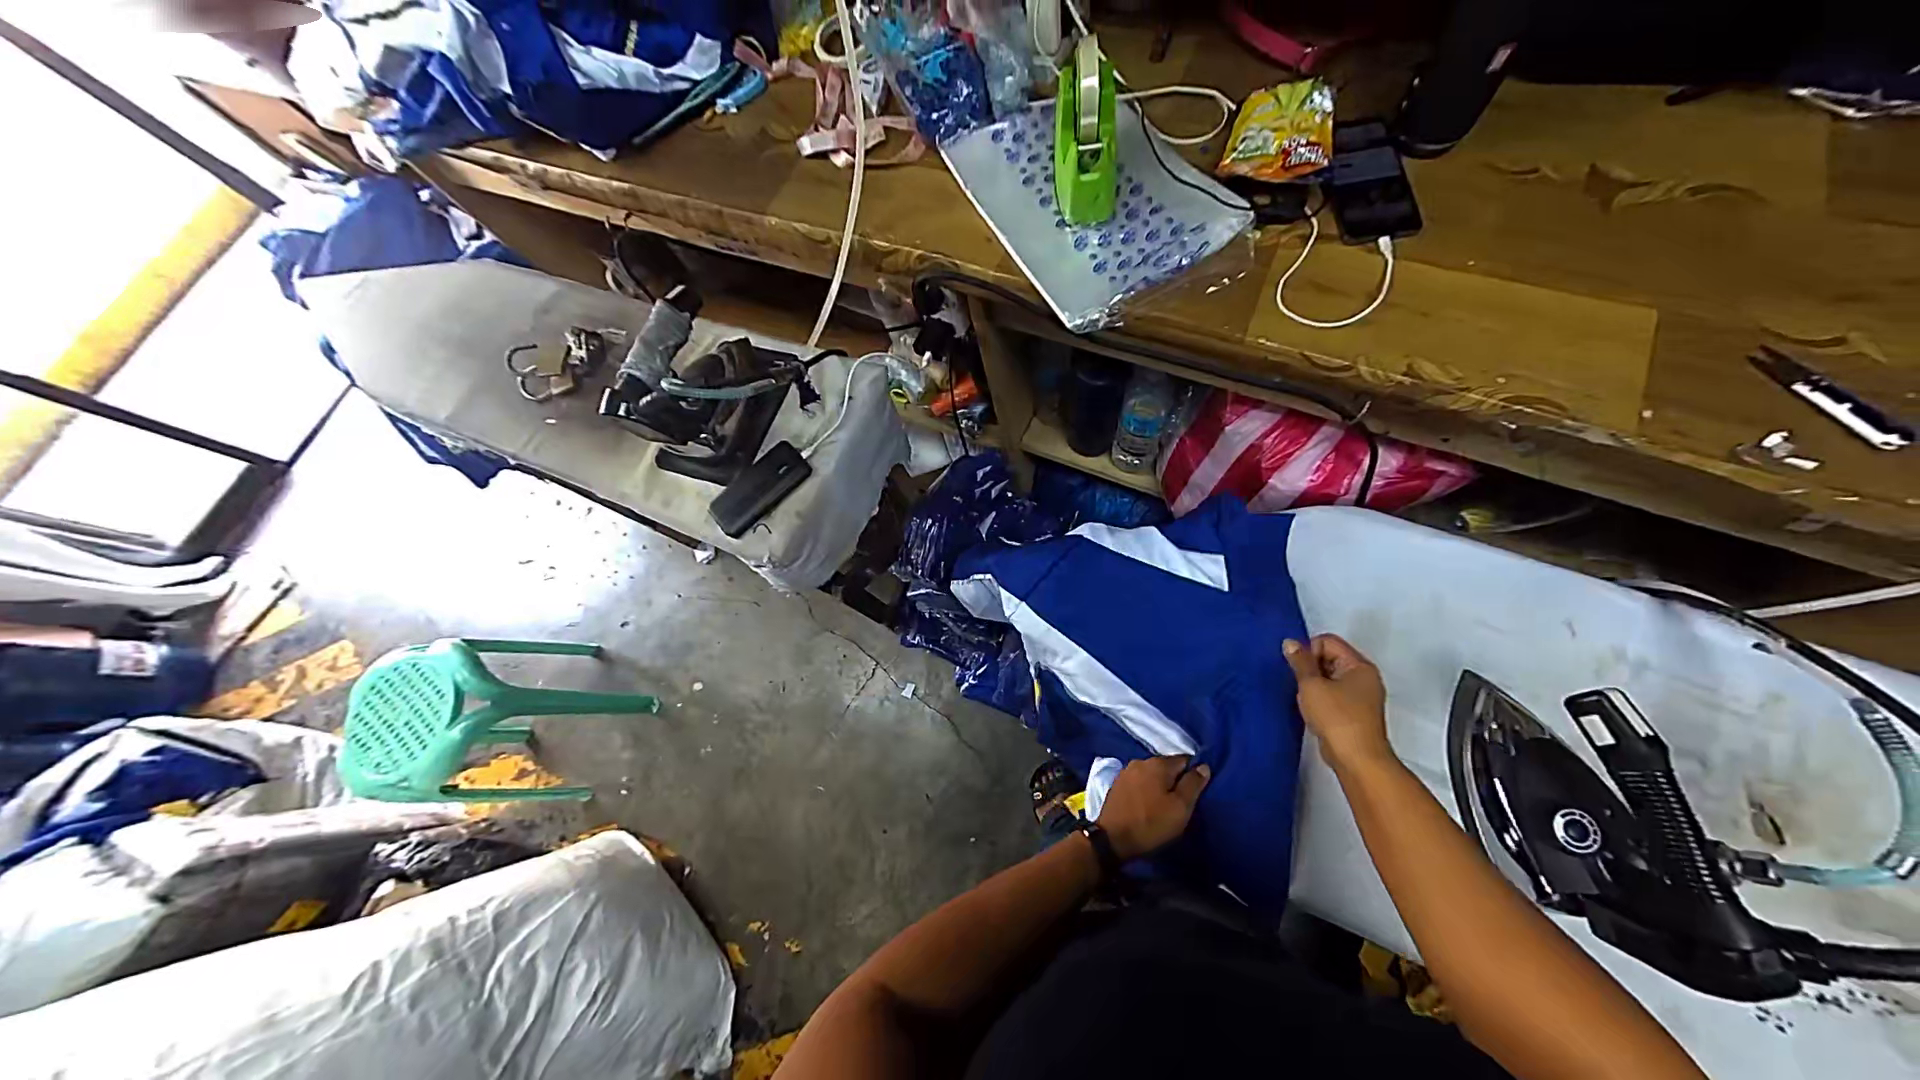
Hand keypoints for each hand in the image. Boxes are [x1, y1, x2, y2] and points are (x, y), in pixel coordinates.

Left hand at [1096, 755, 1210, 860]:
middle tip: (1182, 801)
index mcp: (1158, 763)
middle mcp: (1140, 761)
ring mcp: (1126, 772)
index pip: (1185, 760)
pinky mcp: (1117, 784)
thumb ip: (1193, 784)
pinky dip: (1146, 789)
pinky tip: (1148, 803)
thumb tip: (1203, 766)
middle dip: (1176, 779)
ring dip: (1160, 784)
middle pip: (1167, 766)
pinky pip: (1139, 782)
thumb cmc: (1151, 823)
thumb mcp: (1181, 807)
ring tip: (1165, 804)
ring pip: (1152, 774)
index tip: (1196, 791)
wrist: (1113, 838)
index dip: (1193, 774)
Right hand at [1283, 634, 1391, 769]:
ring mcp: (1362, 696)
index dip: (1308, 652)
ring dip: (1314, 683)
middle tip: (1302, 685)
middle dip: (1311, 667)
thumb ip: (1300, 662)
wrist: (1356, 757)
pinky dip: (1320, 697)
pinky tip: (1313, 709)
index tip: (1299, 670)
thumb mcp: (1312, 685)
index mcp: (1359, 665)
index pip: (1327, 642)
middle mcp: (1365, 677)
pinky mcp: (1355, 712)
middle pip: (1330, 657)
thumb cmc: (1337, 718)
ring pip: (1330, 676)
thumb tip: (1290, 643)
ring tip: (1307, 699)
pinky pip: (1333, 693)